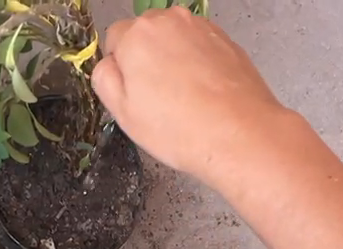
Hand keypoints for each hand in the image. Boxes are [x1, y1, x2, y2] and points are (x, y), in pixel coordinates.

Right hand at [92, 9, 290, 183]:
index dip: (121, 71)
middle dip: (147, 63)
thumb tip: (107, 66)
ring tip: (184, 103)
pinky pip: (199, 49)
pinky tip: (203, 98)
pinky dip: (197, 67)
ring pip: (174, 42)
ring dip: (173, 64)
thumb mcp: (124, 114)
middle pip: (146, 37)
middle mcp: (168, 21)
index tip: (133, 96)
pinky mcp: (223, 39)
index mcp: (136, 36)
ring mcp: (199, 27)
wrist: (237, 133)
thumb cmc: (180, 129)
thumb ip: (105, 81)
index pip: (115, 40)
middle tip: (158, 103)